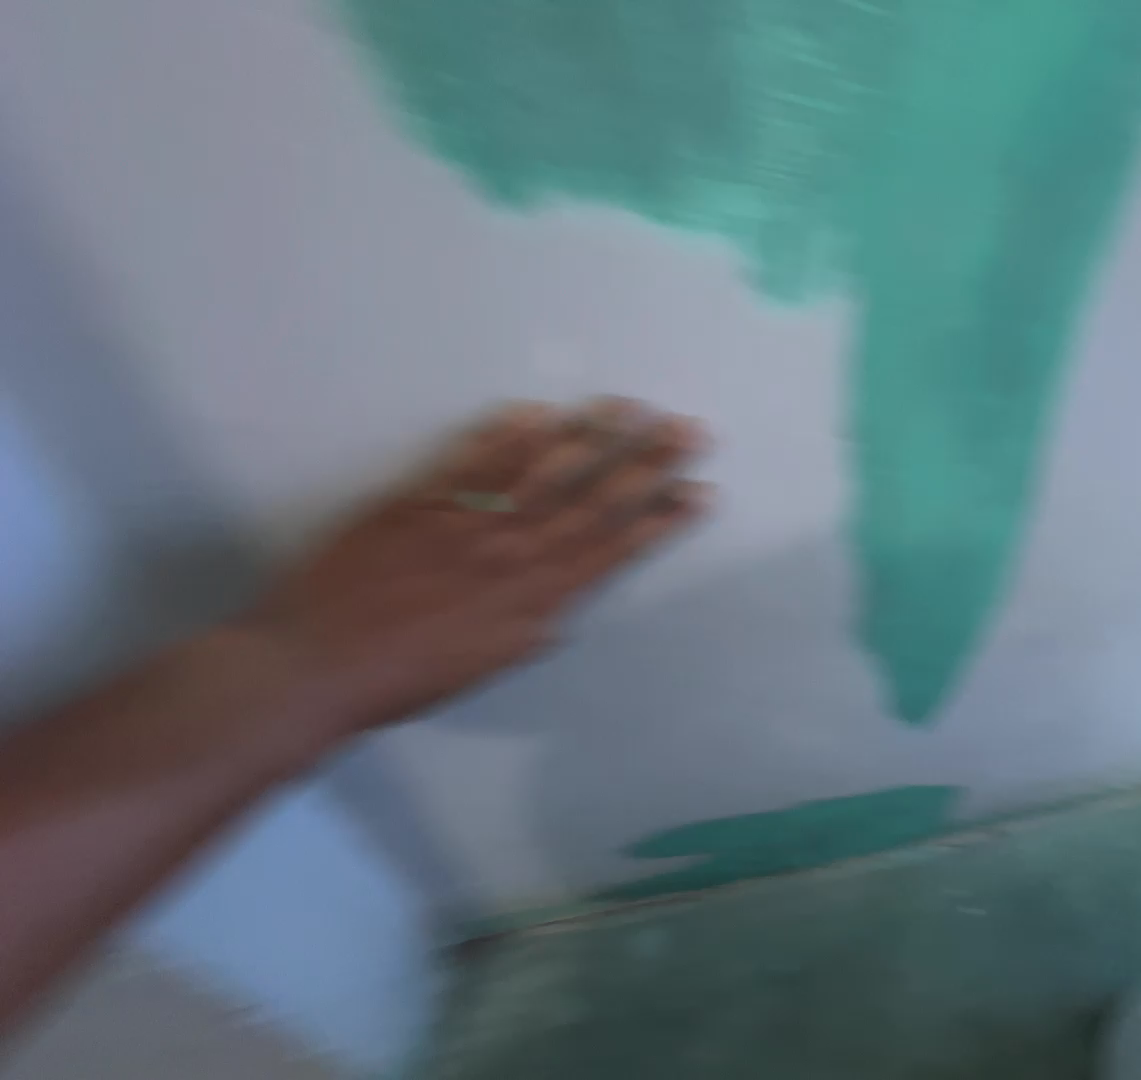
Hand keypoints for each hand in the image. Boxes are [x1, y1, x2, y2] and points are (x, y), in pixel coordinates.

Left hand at [243, 397, 709, 740]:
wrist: (310, 667)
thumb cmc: (408, 675)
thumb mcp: (493, 663)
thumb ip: (536, 624)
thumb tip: (568, 601)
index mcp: (539, 598)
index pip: (617, 547)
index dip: (664, 518)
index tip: (703, 492)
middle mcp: (517, 552)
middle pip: (595, 500)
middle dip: (649, 464)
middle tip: (690, 431)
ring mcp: (468, 521)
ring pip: (543, 471)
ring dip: (593, 437)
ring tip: (631, 407)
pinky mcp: (418, 501)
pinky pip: (469, 462)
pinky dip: (504, 435)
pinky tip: (540, 411)